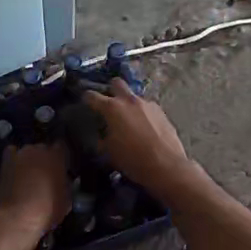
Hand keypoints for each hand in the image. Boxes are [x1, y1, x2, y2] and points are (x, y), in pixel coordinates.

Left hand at [0, 142, 69, 235]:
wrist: (17, 216)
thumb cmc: (47, 210)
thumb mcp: (66, 200)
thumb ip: (66, 185)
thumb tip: (63, 181)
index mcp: (57, 158)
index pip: (61, 147)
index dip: (60, 157)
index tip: (60, 166)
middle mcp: (39, 150)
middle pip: (43, 148)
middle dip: (44, 158)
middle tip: (44, 173)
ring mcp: (21, 154)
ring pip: (28, 151)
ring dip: (29, 159)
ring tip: (28, 173)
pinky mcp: (6, 161)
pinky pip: (11, 153)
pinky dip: (13, 159)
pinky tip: (14, 169)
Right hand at [80, 79, 200, 196]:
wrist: (166, 166)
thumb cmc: (132, 160)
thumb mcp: (108, 152)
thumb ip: (101, 138)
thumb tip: (100, 134)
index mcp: (112, 108)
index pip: (92, 96)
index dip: (86, 98)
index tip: (84, 102)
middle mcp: (130, 101)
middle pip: (117, 83)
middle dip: (110, 90)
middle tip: (109, 104)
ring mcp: (148, 104)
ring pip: (134, 96)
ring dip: (129, 104)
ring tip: (129, 120)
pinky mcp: (162, 112)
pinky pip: (147, 108)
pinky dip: (142, 114)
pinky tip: (144, 128)